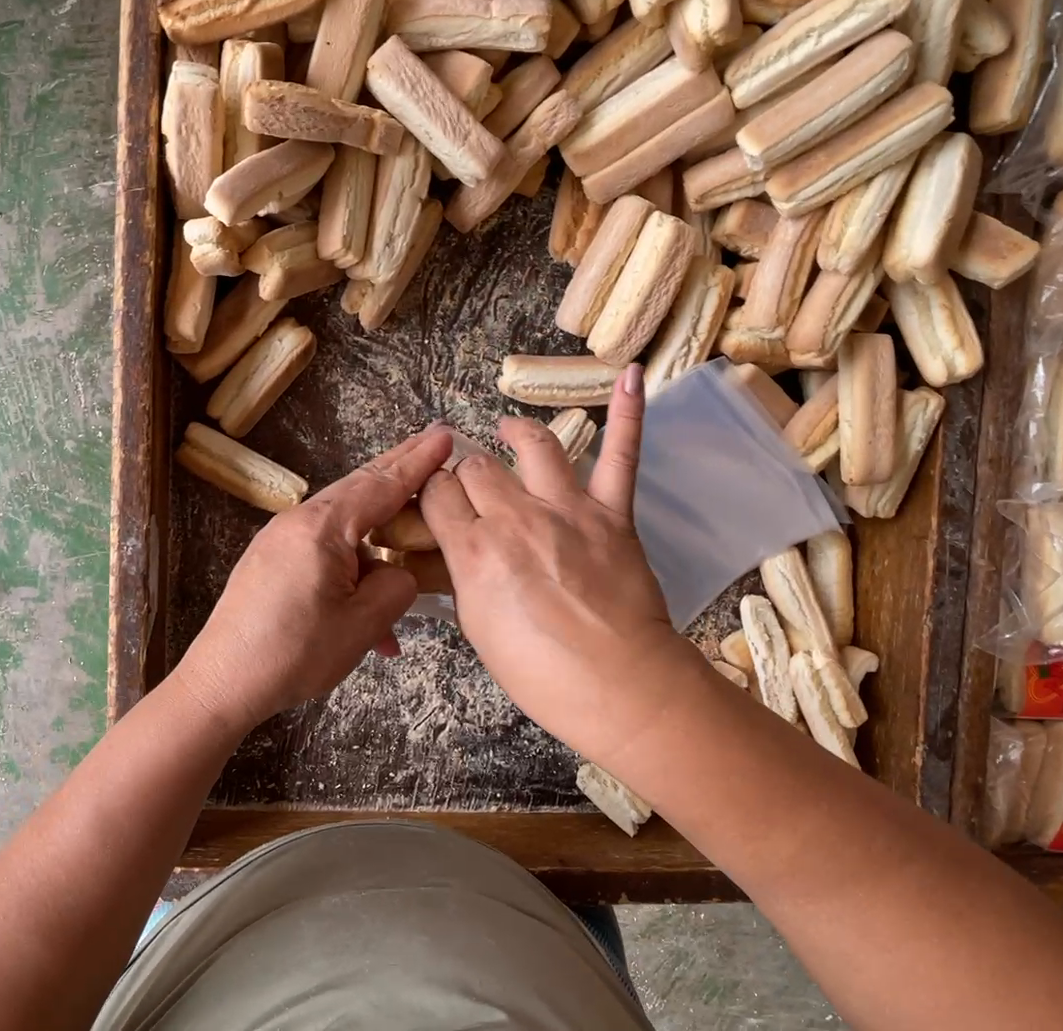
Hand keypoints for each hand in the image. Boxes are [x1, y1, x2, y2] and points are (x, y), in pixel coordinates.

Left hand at [173, 427, 454, 732]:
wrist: (223, 681)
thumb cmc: (293, 653)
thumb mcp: (362, 624)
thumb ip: (395, 587)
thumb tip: (398, 573)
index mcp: (322, 527)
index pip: (382, 485)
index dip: (418, 463)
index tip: (445, 436)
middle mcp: (298, 522)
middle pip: (359, 488)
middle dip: (399, 468)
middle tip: (433, 444)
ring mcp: (280, 540)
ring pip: (343, 523)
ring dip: (379, 530)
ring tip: (412, 527)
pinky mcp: (271, 561)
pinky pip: (323, 549)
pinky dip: (353, 564)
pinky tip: (369, 608)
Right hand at [420, 364, 702, 764]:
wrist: (620, 687)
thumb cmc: (541, 673)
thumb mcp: (478, 628)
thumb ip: (462, 576)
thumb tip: (453, 550)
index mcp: (475, 551)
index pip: (437, 494)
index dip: (432, 492)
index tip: (435, 500)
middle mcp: (516, 518)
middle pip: (477, 467)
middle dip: (466, 472)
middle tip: (470, 486)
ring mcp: (568, 510)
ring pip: (533, 445)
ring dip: (515, 432)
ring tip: (508, 431)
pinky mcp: (613, 514)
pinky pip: (620, 455)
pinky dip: (627, 413)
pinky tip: (629, 374)